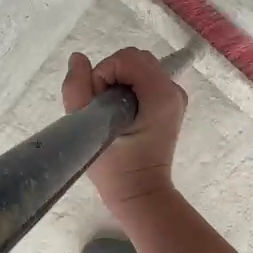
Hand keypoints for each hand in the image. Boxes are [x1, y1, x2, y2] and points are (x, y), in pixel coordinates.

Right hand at [61, 47, 187, 211]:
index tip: (98, 104)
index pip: (124, 59)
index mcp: (160, 93)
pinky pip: (146, 81)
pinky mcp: (170, 105)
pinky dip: (129, 88)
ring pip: (140, 68)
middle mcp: (173, 90)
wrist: (140, 193)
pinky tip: (121, 114)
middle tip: (102, 107)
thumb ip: (77, 88)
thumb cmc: (114, 168)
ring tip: (111, 111)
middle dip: (111, 75)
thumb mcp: (87, 127)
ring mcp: (174, 97)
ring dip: (119, 81)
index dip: (103, 75)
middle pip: (135, 59)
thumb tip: (78, 59)